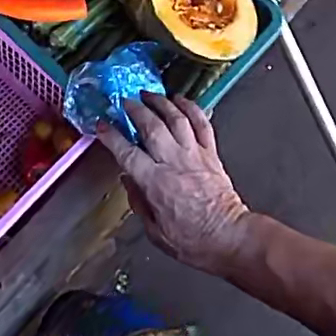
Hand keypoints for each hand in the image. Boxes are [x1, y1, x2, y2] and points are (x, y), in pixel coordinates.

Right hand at [96, 94, 251, 276]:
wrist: (233, 240)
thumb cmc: (194, 241)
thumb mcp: (156, 232)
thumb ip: (139, 202)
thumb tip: (127, 180)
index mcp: (155, 182)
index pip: (127, 152)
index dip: (111, 136)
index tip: (102, 125)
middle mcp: (173, 162)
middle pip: (151, 126)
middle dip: (135, 109)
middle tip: (125, 101)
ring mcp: (194, 155)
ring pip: (175, 118)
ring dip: (160, 102)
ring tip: (148, 94)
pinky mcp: (211, 154)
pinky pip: (201, 124)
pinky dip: (191, 108)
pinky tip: (180, 100)